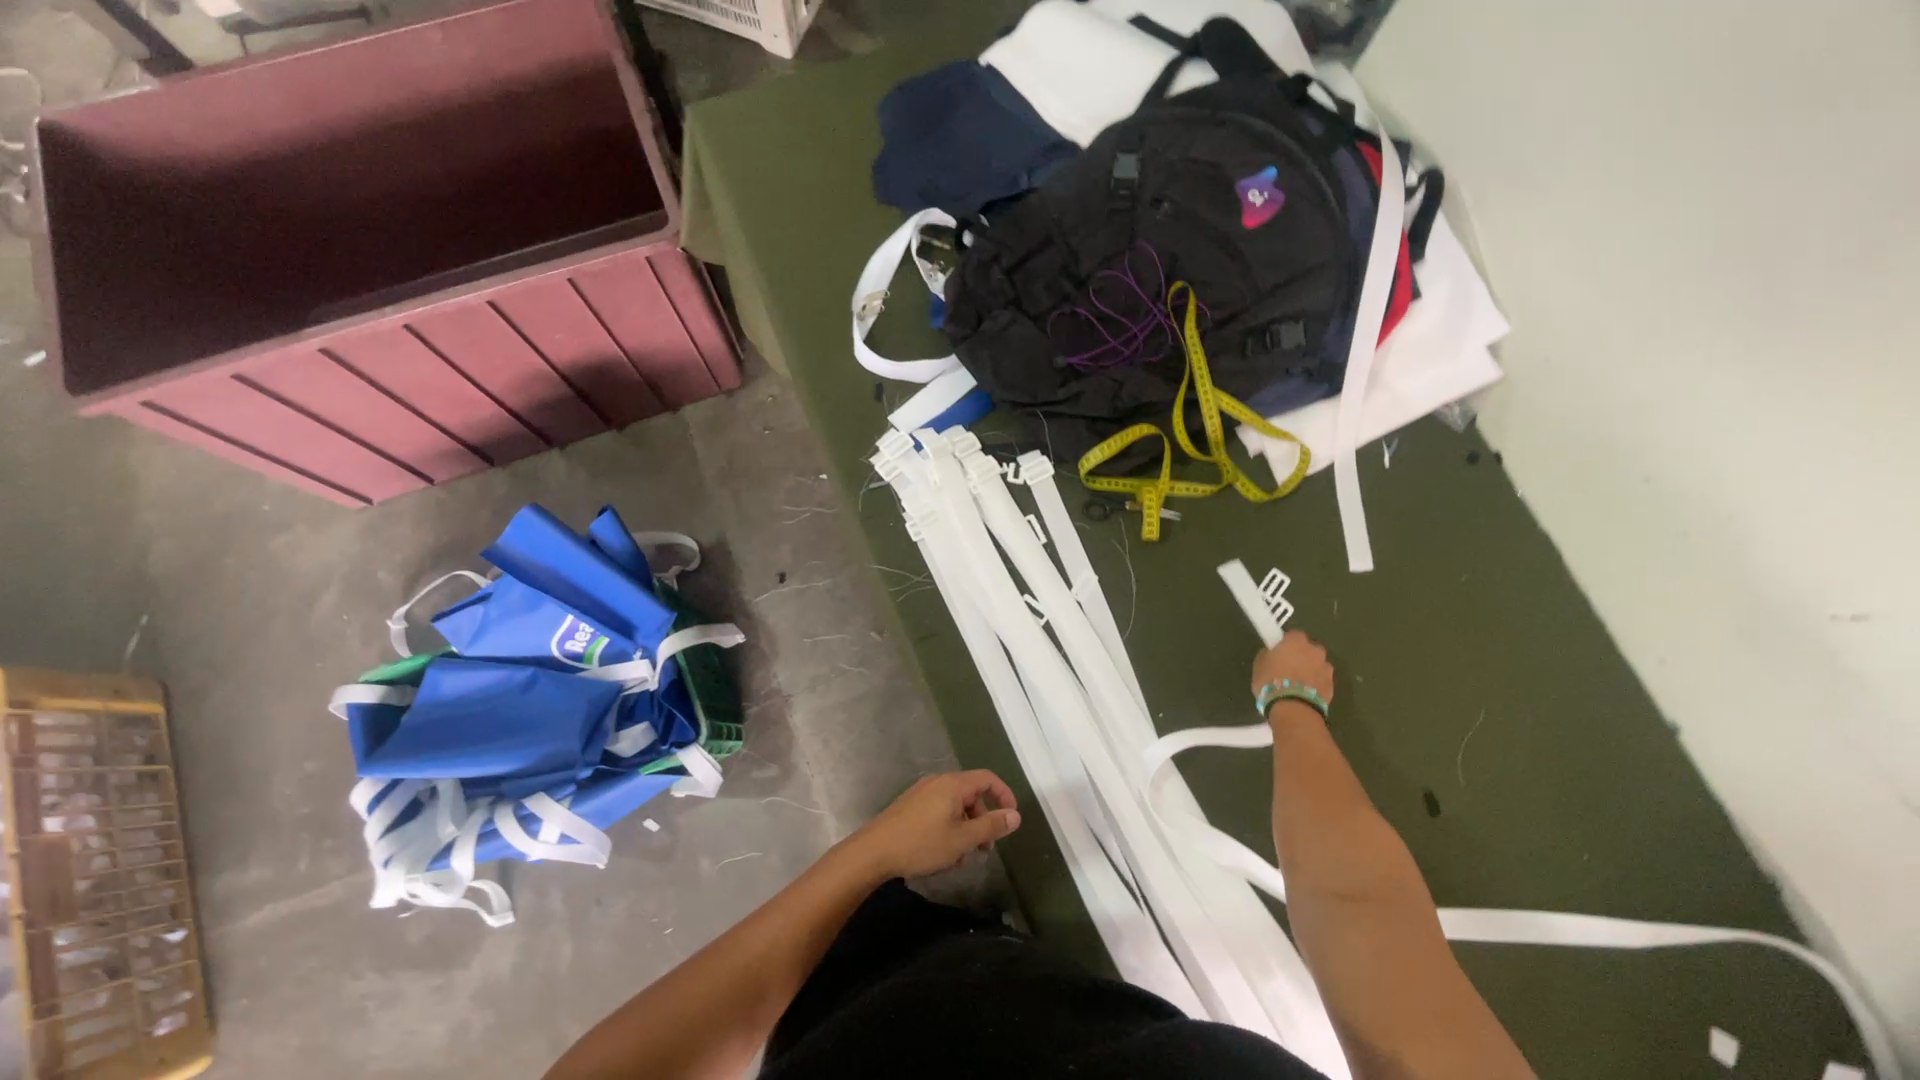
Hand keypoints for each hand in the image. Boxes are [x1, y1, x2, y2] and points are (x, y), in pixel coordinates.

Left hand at [840, 770, 1020, 882]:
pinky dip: (948, 829)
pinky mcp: (910, 807)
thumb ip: (991, 826)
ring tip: (959, 858)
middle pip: (971, 795)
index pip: (987, 779)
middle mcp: (937, 782)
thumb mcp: (962, 839)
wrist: (873, 852)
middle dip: (982, 821)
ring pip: (954, 807)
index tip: (1011, 819)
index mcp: (953, 784)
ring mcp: (921, 793)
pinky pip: (939, 812)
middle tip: (984, 849)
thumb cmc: (922, 844)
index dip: (1004, 795)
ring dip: (964, 830)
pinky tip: (941, 855)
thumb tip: (1015, 815)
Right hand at [1250, 629, 1334, 718]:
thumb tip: (1272, 653)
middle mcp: (1315, 650)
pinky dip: (1315, 684)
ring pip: (1317, 665)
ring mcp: (1326, 668)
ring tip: (1298, 684)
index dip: (1286, 643)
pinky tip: (1305, 694)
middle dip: (1302, 656)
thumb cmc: (1271, 681)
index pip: (1293, 635)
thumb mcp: (1260, 664)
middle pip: (1309, 649)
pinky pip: (1322, 680)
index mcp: (1297, 641)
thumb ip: (1269, 654)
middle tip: (1289, 668)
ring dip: (1310, 670)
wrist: (1292, 708)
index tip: (1279, 652)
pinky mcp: (1332, 685)